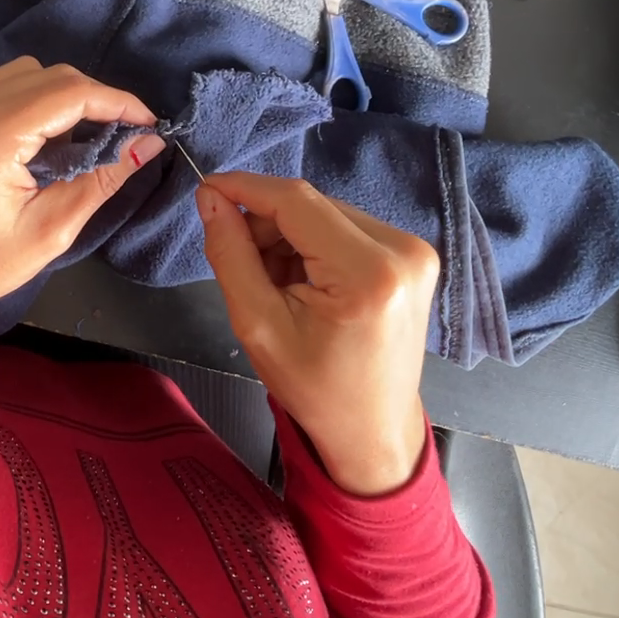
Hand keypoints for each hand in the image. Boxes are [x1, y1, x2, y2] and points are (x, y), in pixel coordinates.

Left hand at [0, 58, 164, 339]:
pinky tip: (50, 136)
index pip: (70, 92)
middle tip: (126, 135)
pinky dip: (36, 100)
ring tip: (91, 137)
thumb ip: (101, 180)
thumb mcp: (49, 230)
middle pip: (51, 75)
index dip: (118, 102)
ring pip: (28, 73)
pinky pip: (5, 86)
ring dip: (66, 96)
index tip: (150, 124)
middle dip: (96, 98)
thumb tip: (148, 144)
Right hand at [196, 172, 436, 495]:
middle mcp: (401, 249)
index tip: (205, 190)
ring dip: (287, 235)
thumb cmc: (313, 387)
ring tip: (276, 283)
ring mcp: (413, 250)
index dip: (246, 187)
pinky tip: (303, 280)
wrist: (371, 430)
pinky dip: (312, 243)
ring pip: (324, 212)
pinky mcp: (412, 255)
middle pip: (310, 205)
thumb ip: (230, 253)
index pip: (296, 201)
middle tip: (243, 264)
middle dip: (266, 224)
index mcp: (367, 273)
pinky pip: (344, 226)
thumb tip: (210, 197)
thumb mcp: (256, 324)